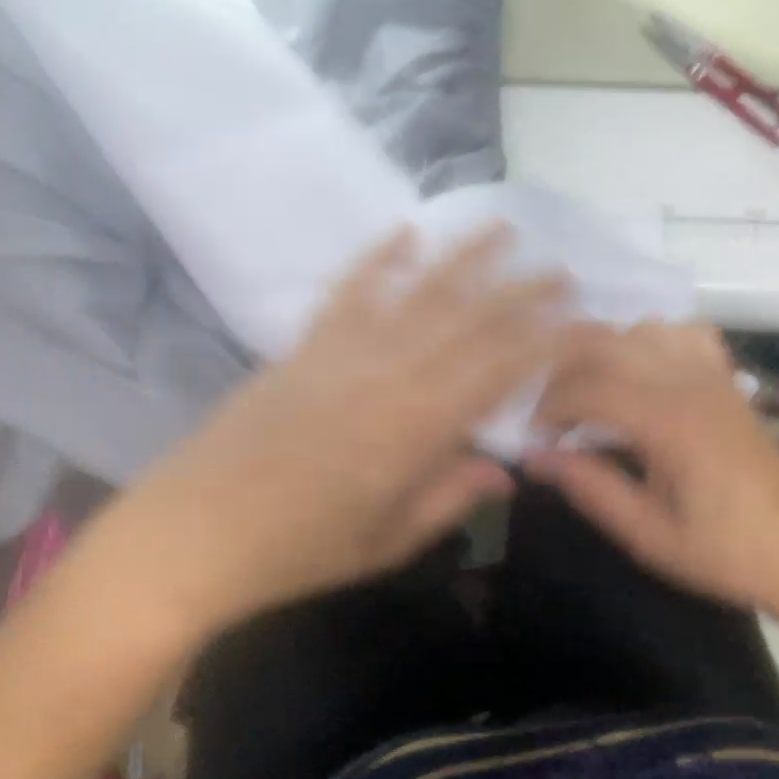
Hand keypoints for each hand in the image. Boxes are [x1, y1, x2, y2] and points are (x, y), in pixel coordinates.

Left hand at [108, 226, 570, 626]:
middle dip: (521, 294)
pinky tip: (404, 234)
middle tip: (562, 271)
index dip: (546, 344)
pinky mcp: (302, 348)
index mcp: (416, 426)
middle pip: (466, 321)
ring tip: (502, 227)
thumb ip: (448, 498)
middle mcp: (387, 374)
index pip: (498, 370)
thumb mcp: (387, 541)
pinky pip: (347, 292)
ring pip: (415, 294)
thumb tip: (503, 470)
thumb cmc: (299, 551)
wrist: (194, 533)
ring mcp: (341, 353)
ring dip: (463, 258)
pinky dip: (376, 260)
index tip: (584, 324)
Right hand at [526, 323, 778, 609]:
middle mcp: (689, 383)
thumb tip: (534, 457)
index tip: (531, 439)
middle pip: (607, 341)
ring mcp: (714, 376)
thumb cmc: (723, 554)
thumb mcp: (647, 534)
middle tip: (548, 412)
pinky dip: (651, 342)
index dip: (547, 408)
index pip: (586, 387)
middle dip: (563, 369)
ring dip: (603, 351)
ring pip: (642, 329)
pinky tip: (639, 374)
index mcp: (668, 422)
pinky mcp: (728, 382)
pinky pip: (685, 335)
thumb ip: (590, 488)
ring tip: (585, 393)